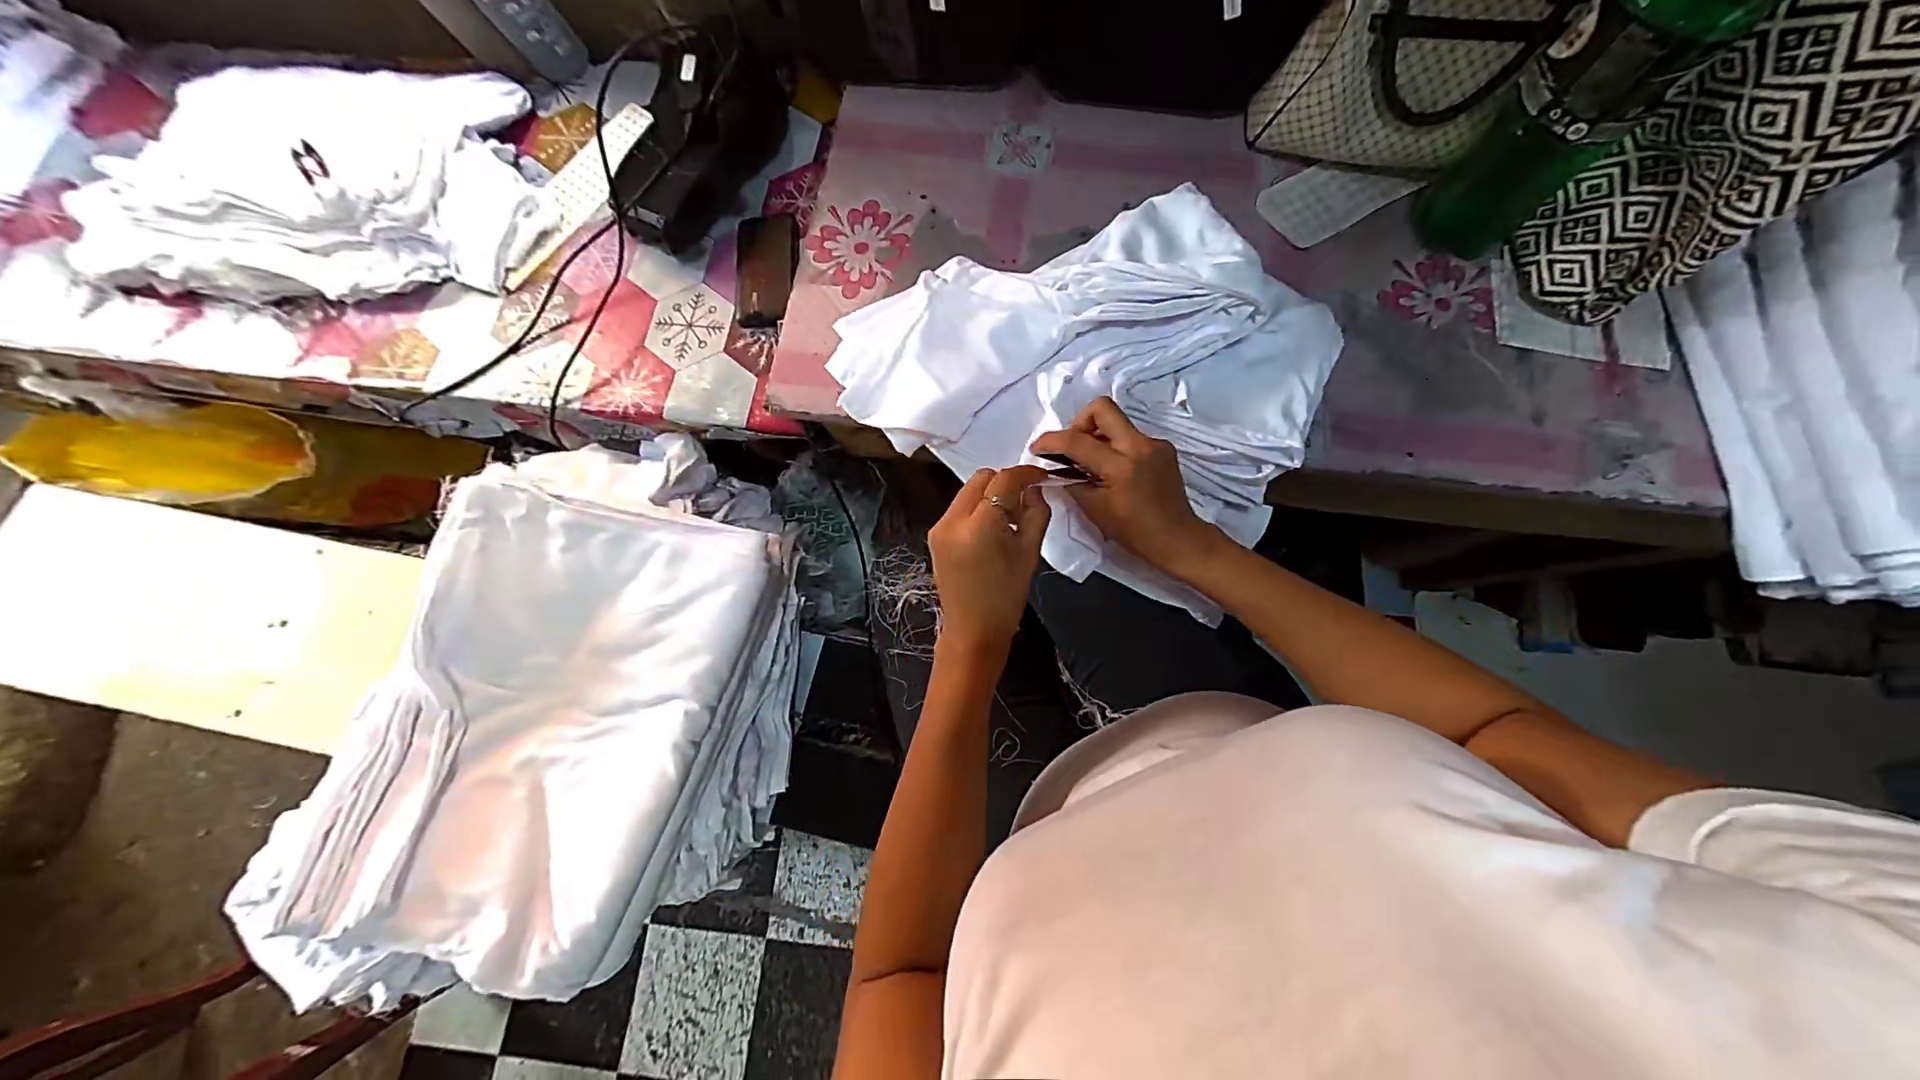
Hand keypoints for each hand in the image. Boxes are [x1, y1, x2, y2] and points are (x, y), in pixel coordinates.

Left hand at [928, 466, 1050, 653]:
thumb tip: (1035, 490)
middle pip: (981, 478)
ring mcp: (939, 527)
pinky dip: (978, 509)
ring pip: (968, 491)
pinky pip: (959, 508)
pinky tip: (992, 531)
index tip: (1041, 477)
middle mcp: (952, 520)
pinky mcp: (934, 535)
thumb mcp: (1030, 553)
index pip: (1003, 481)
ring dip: (990, 495)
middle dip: (1005, 483)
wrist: (973, 631)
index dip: (1025, 474)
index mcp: (979, 526)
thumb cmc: (1006, 597)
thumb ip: (1036, 514)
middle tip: (1024, 502)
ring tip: (1009, 520)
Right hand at [1029, 397, 1224, 575]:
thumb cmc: (1134, 532)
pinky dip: (1115, 448)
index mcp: (1122, 465)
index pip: (1077, 440)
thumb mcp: (1094, 509)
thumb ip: (1073, 483)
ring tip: (1091, 463)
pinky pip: (1131, 437)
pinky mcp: (1163, 448)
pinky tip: (1114, 472)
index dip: (1050, 441)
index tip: (1037, 448)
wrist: (1177, 538)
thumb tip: (1058, 470)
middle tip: (1072, 447)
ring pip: (1117, 422)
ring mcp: (1155, 444)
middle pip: (1102, 409)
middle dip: (1079, 423)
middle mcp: (1141, 446)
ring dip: (1097, 436)